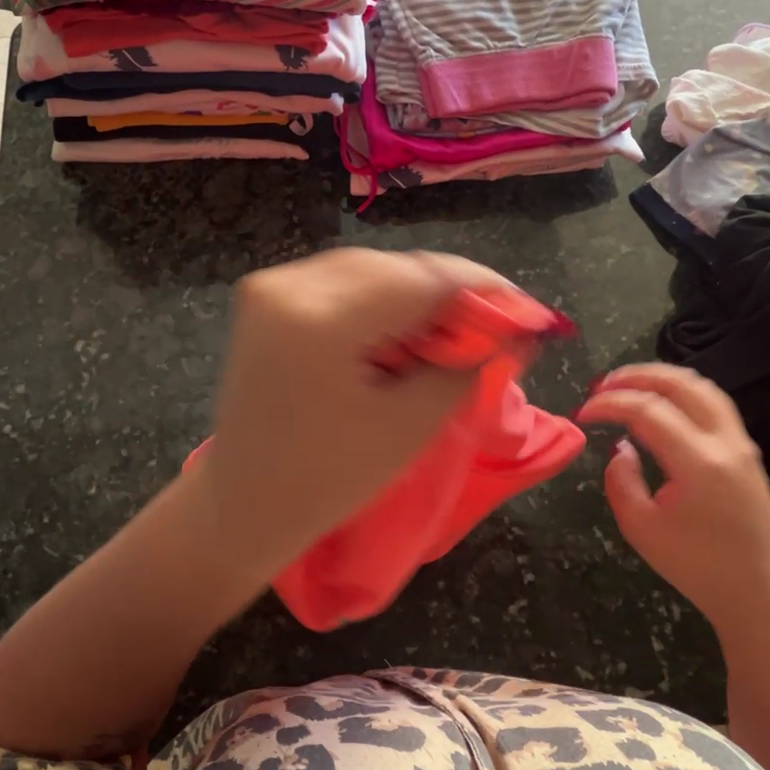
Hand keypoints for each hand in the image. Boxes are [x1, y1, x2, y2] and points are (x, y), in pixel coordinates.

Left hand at [202, 247, 515, 565]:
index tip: (524, 310)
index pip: (420, 278)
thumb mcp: (410, 425)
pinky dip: (374, 302)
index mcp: (318, 318)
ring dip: (411, 296)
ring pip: (366, 271)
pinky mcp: (263, 300)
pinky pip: (337, 284)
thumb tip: (513, 328)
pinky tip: (398, 333)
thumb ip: (466, 365)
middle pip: (391, 268)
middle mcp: (286, 285)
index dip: (481, 289)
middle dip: (445, 294)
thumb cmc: (328, 479)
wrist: (245, 501)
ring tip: (447, 335)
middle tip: (488, 328)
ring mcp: (268, 288)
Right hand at [574, 364, 769, 636]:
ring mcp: (742, 446)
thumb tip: (621, 449)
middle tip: (600, 386)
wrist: (761, 595)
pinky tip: (659, 407)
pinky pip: (714, 405)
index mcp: (698, 462)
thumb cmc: (697, 567)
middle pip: (681, 384)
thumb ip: (622, 480)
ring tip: (627, 387)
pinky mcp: (747, 454)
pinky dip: (681, 394)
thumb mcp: (640, 528)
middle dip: (635, 376)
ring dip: (661, 380)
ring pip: (703, 388)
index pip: (646, 409)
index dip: (608, 404)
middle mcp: (725, 443)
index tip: (581, 413)